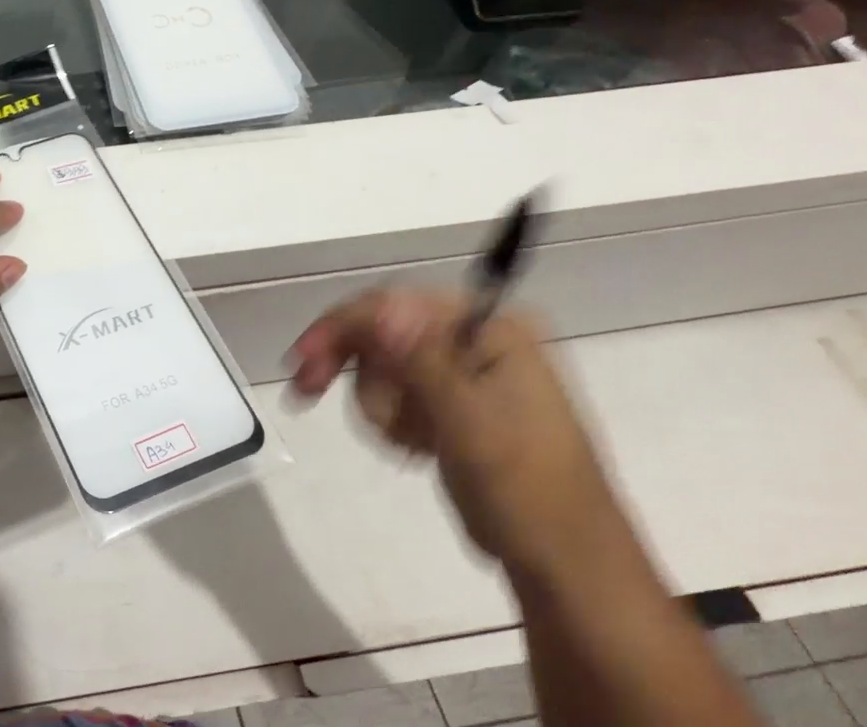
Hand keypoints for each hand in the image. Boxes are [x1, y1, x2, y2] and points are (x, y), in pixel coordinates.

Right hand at [288, 288, 622, 574]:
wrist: (564, 562)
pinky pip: (394, 393)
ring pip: (380, 364)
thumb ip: (423, 361)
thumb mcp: (471, 424)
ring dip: (377, 404)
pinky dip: (389, 420)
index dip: (343, 326)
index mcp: (493, 330)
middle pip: (381, 330)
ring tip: (406, 446)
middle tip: (305, 392)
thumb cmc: (527, 493)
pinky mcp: (450, 403)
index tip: (302, 361)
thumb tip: (385, 307)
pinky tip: (412, 449)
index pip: (396, 305)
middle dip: (348, 364)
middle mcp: (477, 338)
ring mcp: (463, 371)